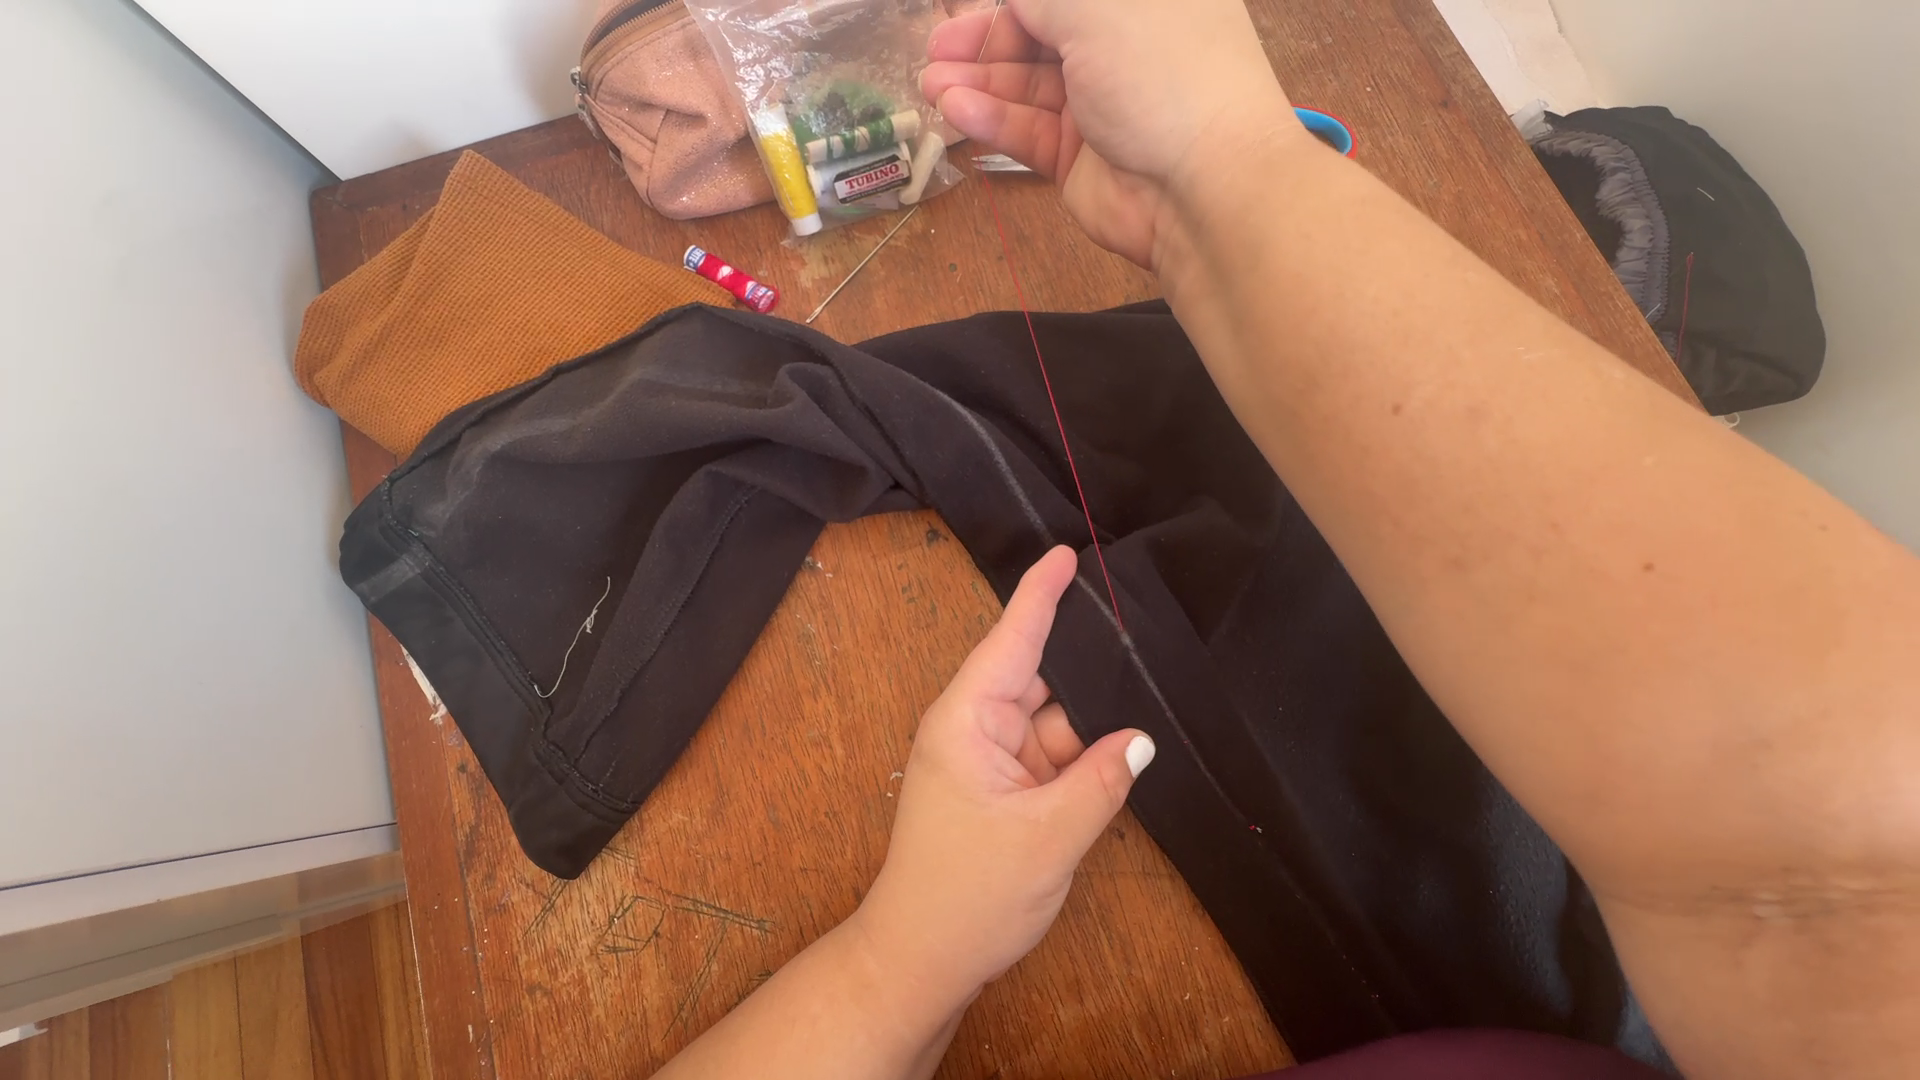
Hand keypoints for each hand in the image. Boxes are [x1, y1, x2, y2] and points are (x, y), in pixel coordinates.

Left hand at [851, 546, 1155, 1006]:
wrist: (923, 961)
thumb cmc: (969, 895)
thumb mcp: (1047, 838)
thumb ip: (1100, 782)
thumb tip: (1143, 738)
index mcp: (967, 720)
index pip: (1010, 640)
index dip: (1040, 595)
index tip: (1067, 553)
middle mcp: (977, 727)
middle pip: (1039, 676)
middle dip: (1087, 660)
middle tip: (1143, 624)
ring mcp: (993, 758)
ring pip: (1054, 717)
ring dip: (1093, 714)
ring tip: (1152, 686)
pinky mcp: (1007, 787)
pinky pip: (1054, 752)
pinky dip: (1086, 750)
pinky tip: (1127, 741)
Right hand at [921, 0, 1304, 268]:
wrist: (1198, 187)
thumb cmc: (1161, 73)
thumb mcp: (1099, 6)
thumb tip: (1015, 0)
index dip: (1014, 2)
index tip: (963, 3)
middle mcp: (1118, 48)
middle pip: (1039, 37)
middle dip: (984, 41)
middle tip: (933, 48)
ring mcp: (1097, 107)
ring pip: (1026, 89)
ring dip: (977, 83)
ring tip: (929, 86)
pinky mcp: (1077, 161)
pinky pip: (1028, 133)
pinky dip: (993, 121)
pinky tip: (956, 112)